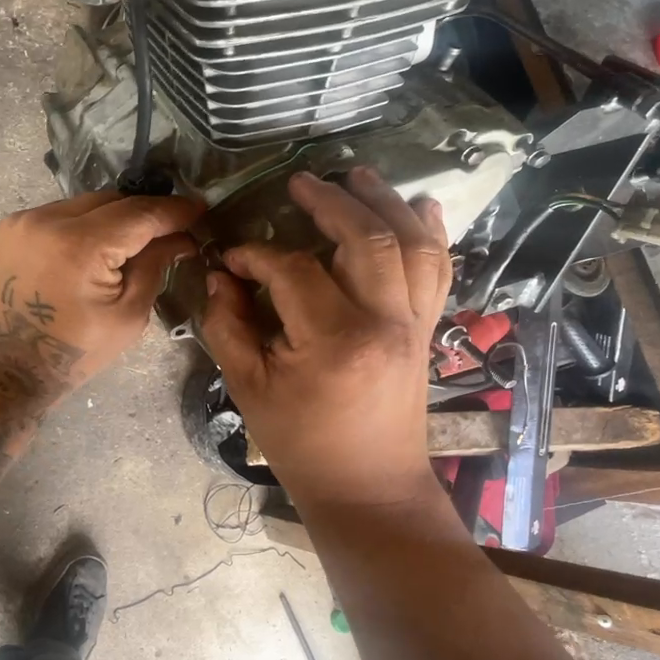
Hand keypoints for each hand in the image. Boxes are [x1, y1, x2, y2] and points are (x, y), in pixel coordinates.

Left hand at [0, 190, 202, 391]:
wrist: (8, 366)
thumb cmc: (74, 351)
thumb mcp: (128, 315)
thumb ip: (154, 266)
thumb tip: (180, 237)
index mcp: (79, 246)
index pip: (137, 213)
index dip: (172, 210)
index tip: (198, 209)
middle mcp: (46, 221)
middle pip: (109, 200)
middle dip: (140, 214)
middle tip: (166, 232)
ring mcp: (21, 222)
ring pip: (81, 204)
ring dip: (107, 219)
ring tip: (124, 245)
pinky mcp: (7, 228)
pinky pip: (55, 215)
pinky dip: (76, 226)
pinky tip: (86, 250)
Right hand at [200, 168, 450, 509]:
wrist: (368, 486)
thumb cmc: (301, 441)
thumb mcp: (247, 386)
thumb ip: (228, 325)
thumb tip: (220, 277)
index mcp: (334, 339)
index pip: (294, 270)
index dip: (256, 255)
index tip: (231, 259)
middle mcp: (385, 321)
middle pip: (367, 239)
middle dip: (331, 202)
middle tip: (299, 182)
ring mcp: (414, 324)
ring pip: (413, 244)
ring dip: (386, 203)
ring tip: (358, 173)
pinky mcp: (426, 329)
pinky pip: (439, 271)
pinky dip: (431, 234)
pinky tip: (421, 206)